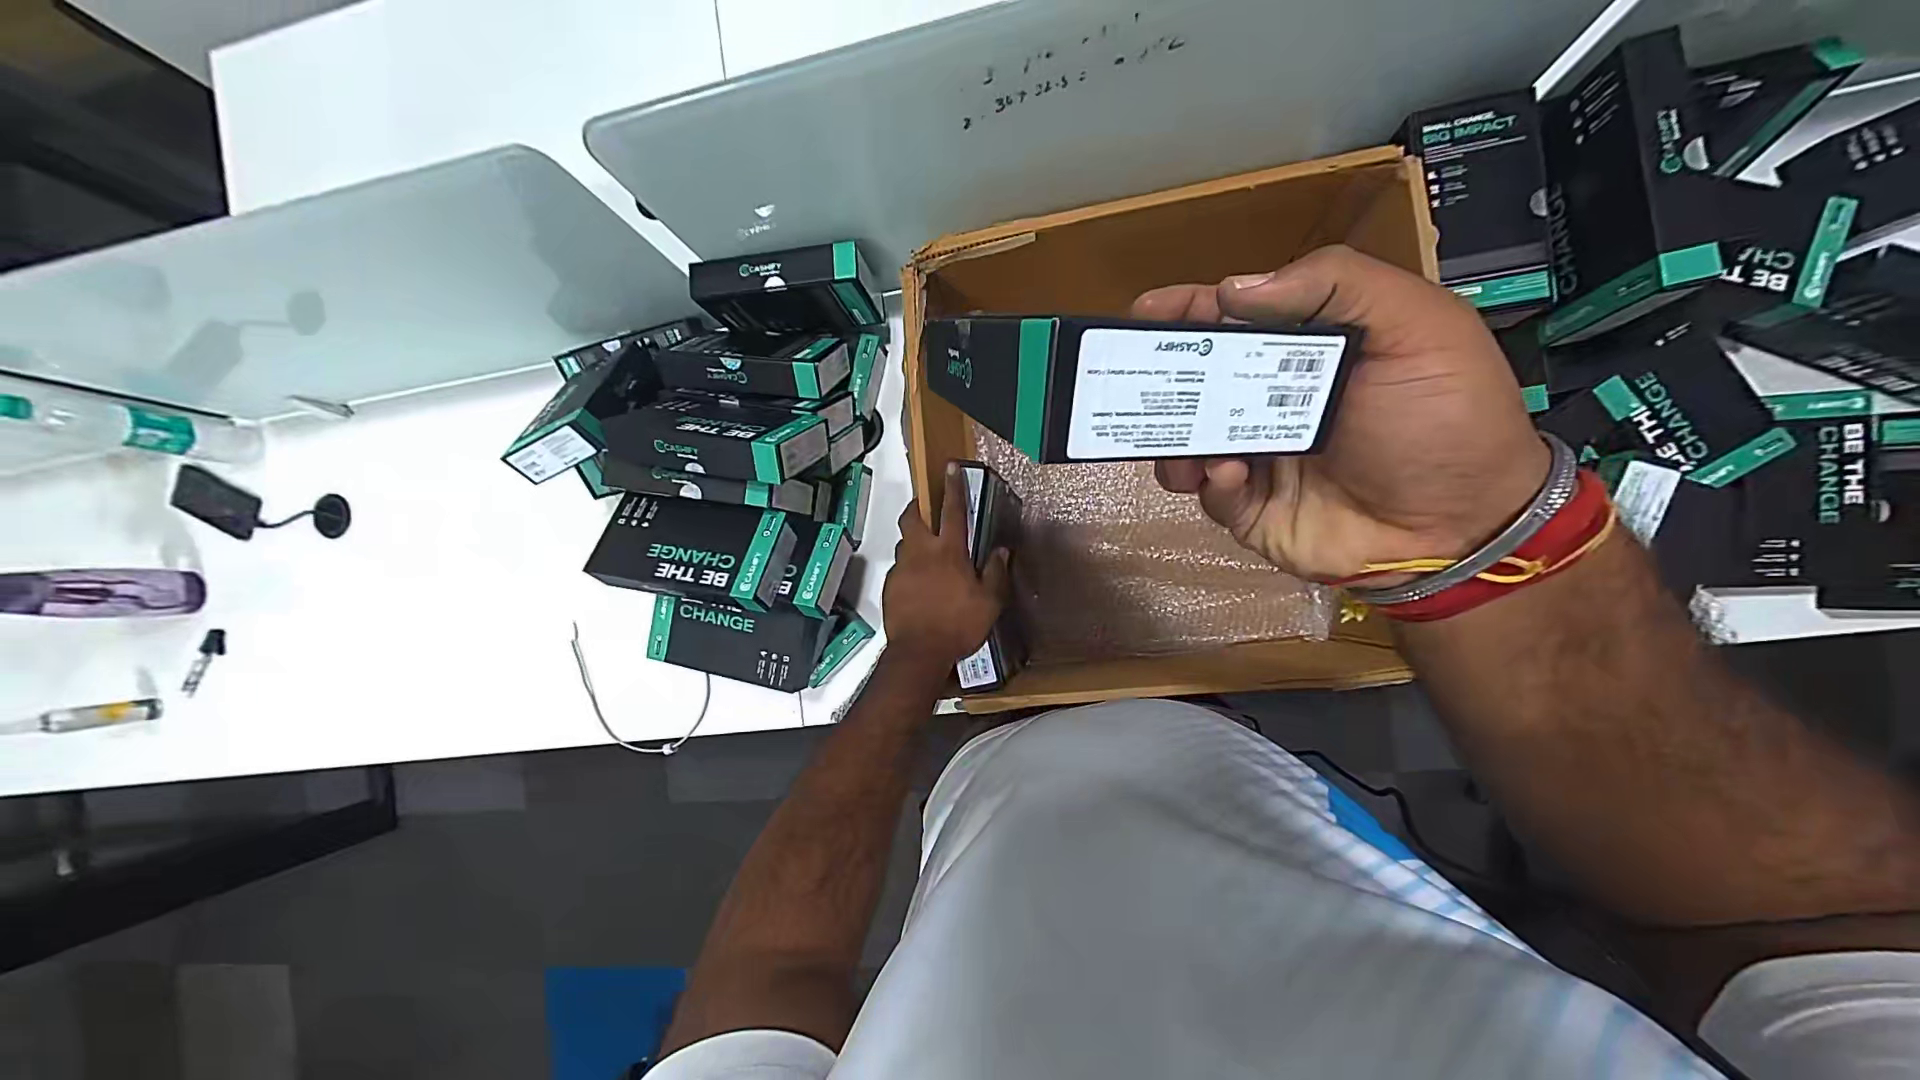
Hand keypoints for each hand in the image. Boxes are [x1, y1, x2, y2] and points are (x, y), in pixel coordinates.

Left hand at [882, 463, 1011, 672]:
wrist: (919, 652)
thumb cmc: (958, 625)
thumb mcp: (989, 602)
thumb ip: (995, 572)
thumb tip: (1001, 552)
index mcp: (948, 551)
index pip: (952, 510)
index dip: (952, 487)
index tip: (950, 468)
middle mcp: (921, 553)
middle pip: (912, 517)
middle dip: (917, 506)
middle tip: (926, 507)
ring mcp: (901, 568)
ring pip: (904, 542)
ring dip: (913, 539)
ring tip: (926, 550)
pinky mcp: (890, 586)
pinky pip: (899, 567)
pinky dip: (909, 567)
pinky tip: (919, 582)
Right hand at [1137, 245, 1549, 581]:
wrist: (1463, 528)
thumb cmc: (1444, 420)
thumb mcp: (1418, 328)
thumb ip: (1337, 284)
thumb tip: (1231, 289)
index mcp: (1305, 352)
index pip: (1233, 322)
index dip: (1187, 312)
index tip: (1143, 313)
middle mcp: (1270, 401)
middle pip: (1196, 381)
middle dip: (1161, 378)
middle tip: (1134, 380)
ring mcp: (1256, 457)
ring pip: (1186, 440)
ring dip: (1174, 437)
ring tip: (1187, 446)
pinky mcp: (1248, 507)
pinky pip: (1208, 491)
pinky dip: (1209, 481)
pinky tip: (1231, 475)